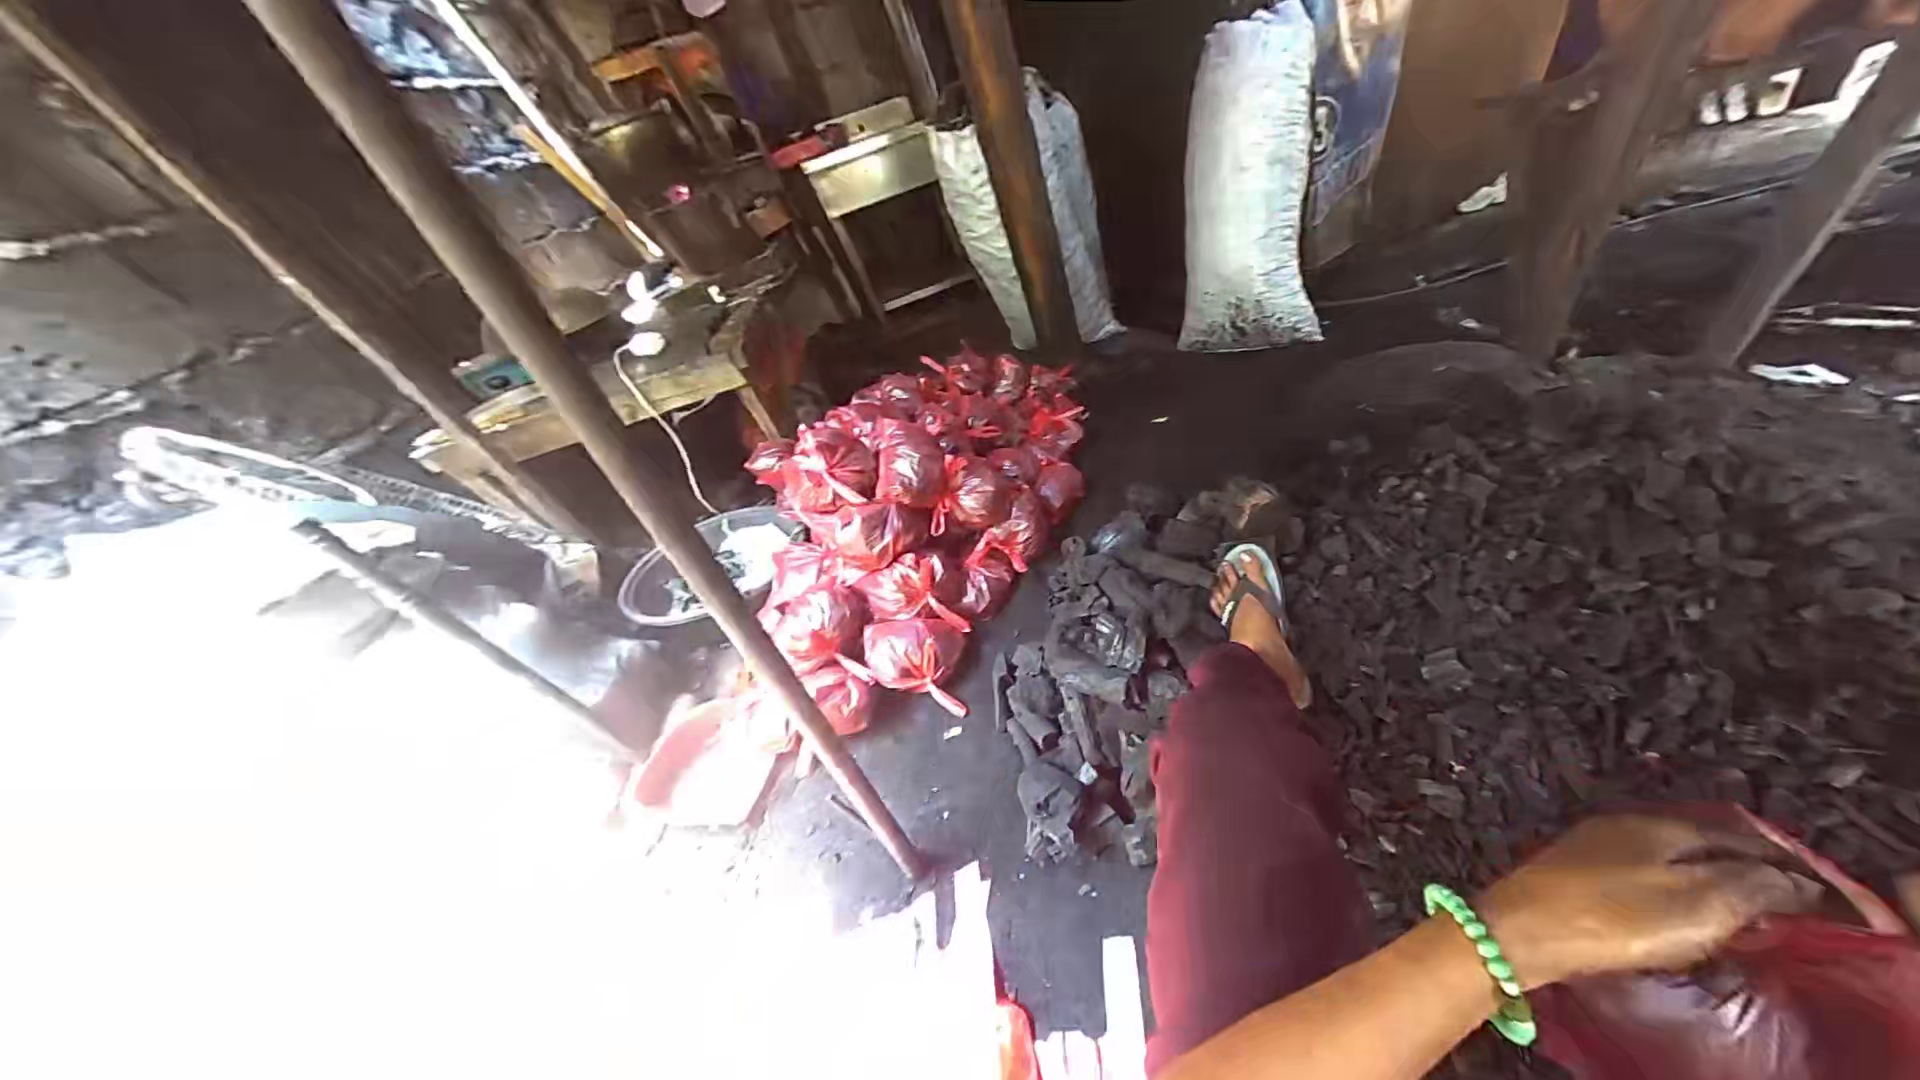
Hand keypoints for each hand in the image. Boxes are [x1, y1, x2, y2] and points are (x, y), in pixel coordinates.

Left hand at [1476, 814, 1817, 989]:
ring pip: (1667, 863)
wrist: (1526, 928)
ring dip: (1706, 886)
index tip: (1821, 896)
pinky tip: (1680, 921)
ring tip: (1741, 919)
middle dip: (1744, 874)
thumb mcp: (1700, 901)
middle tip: (1786, 911)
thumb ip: (1752, 886)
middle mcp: (1618, 826)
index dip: (1783, 864)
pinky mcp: (1574, 874)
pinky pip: (1640, 880)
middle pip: (1699, 847)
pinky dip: (1670, 897)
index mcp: (1652, 825)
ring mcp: (1590, 848)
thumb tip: (1797, 880)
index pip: (1735, 835)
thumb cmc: (1616, 915)